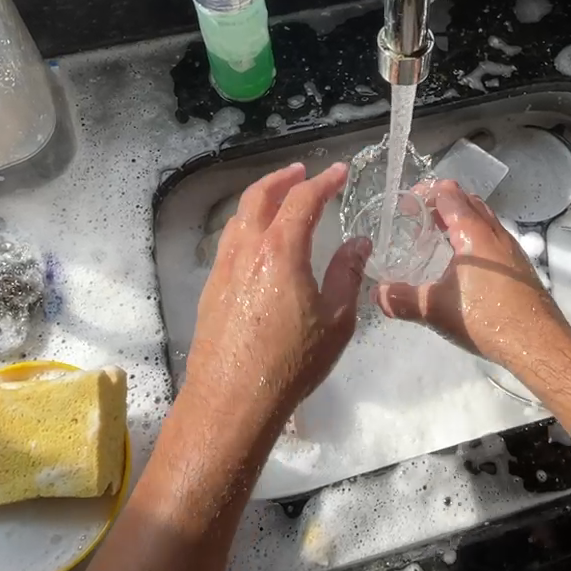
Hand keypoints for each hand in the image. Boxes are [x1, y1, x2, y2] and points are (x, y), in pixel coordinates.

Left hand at [182, 162, 369, 431]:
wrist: (232, 398)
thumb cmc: (292, 361)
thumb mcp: (336, 320)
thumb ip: (348, 274)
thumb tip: (358, 243)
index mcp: (281, 250)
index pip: (303, 200)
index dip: (324, 181)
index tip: (340, 172)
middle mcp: (247, 249)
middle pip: (259, 195)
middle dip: (283, 177)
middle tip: (302, 171)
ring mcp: (223, 267)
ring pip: (239, 216)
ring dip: (261, 199)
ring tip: (279, 199)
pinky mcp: (211, 287)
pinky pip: (229, 240)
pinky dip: (247, 224)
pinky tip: (257, 241)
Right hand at [376, 179, 567, 366]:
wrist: (537, 343)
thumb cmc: (485, 318)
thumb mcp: (435, 310)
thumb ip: (402, 299)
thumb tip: (376, 294)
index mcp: (473, 232)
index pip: (448, 194)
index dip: (424, 193)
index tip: (406, 207)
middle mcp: (494, 232)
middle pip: (467, 200)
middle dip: (440, 203)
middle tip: (418, 220)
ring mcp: (510, 247)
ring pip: (482, 218)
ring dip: (458, 220)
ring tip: (437, 239)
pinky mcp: (518, 265)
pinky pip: (491, 237)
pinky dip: (473, 237)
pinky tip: (462, 265)